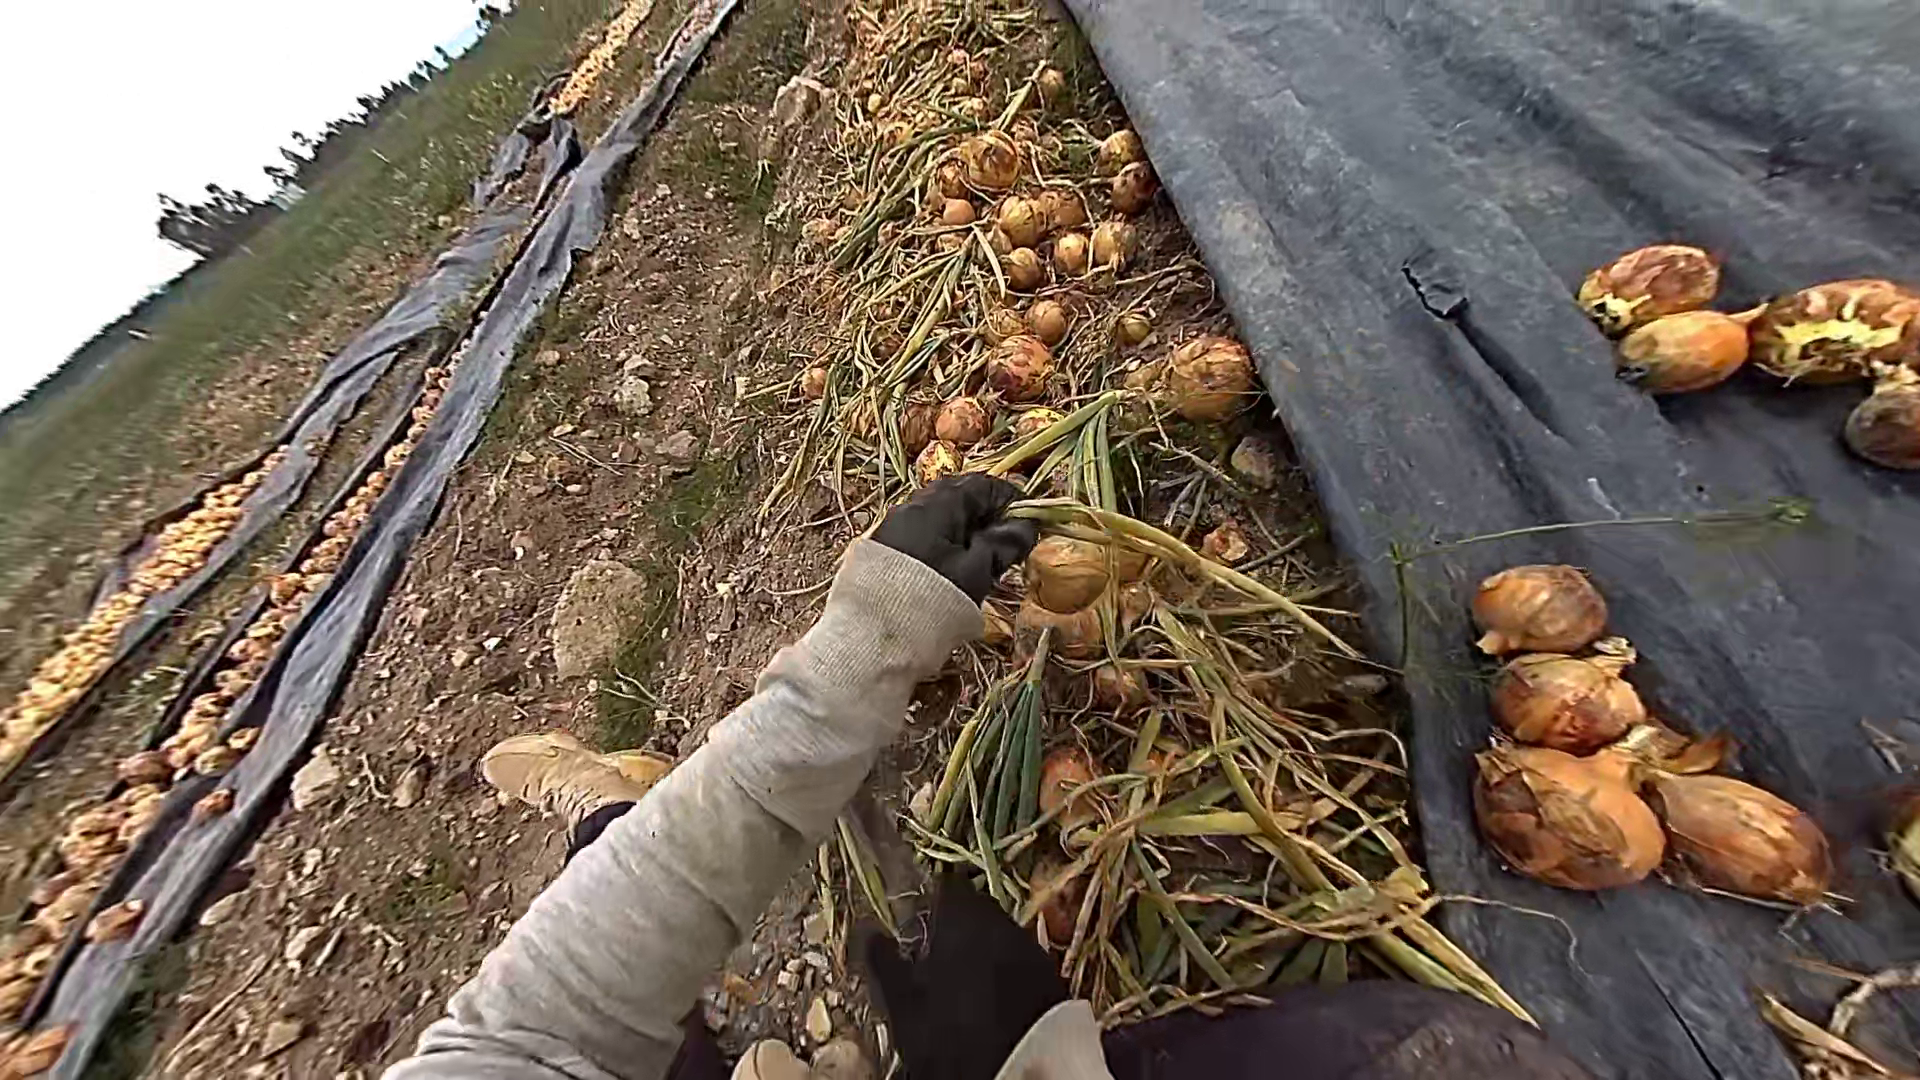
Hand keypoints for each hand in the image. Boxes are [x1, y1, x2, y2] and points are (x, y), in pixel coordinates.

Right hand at [859, 873, 1068, 1079]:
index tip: (918, 921)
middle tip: (936, 954)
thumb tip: (867, 930)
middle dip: (955, 923)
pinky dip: (1002, 966)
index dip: (931, 899)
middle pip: (972, 906)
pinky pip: (1016, 955)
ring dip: (980, 945)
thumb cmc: (956, 1033)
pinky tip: (991, 995)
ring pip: (995, 930)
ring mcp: (1026, 941)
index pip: (946, 885)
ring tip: (962, 980)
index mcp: (961, 914)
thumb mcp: (907, 1006)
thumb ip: (886, 963)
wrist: (1026, 1067)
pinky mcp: (1046, 969)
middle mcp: (997, 916)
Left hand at [873, 474, 1037, 602]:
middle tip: (1009, 535)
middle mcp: (912, 506)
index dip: (1009, 497)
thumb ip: (1003, 544)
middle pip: (958, 495)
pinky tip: (956, 561)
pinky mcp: (885, 546)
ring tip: (985, 551)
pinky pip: (924, 529)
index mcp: (937, 505)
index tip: (1029, 517)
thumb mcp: (976, 571)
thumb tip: (1026, 525)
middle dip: (987, 511)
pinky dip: (946, 537)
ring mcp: (895, 525)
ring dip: (966, 525)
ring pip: (939, 513)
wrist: (873, 634)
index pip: (981, 485)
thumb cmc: (932, 599)